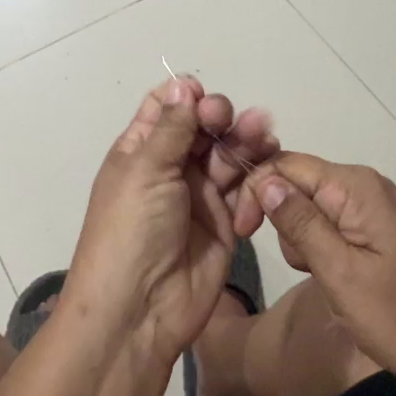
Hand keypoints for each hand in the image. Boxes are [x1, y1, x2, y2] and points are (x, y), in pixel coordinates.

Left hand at [64, 77, 277, 359]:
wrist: (139, 312)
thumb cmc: (130, 232)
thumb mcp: (145, 172)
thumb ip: (171, 129)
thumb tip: (182, 83)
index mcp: (141, 151)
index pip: (166, 109)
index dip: (187, 97)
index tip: (203, 97)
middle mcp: (171, 168)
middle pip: (204, 128)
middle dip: (222, 118)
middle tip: (232, 122)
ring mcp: (199, 196)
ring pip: (229, 156)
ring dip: (246, 143)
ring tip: (265, 136)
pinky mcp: (226, 223)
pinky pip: (246, 191)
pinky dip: (256, 181)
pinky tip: (263, 178)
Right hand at [245, 153, 395, 385]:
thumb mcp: (340, 273)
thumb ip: (299, 223)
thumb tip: (263, 179)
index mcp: (355, 187)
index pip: (285, 164)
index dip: (256, 192)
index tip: (242, 234)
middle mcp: (364, 185)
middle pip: (296, 183)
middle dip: (283, 221)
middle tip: (301, 266)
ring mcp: (373, 207)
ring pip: (310, 207)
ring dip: (303, 241)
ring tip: (326, 279)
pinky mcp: (378, 230)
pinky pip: (331, 224)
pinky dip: (322, 249)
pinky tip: (337, 279)